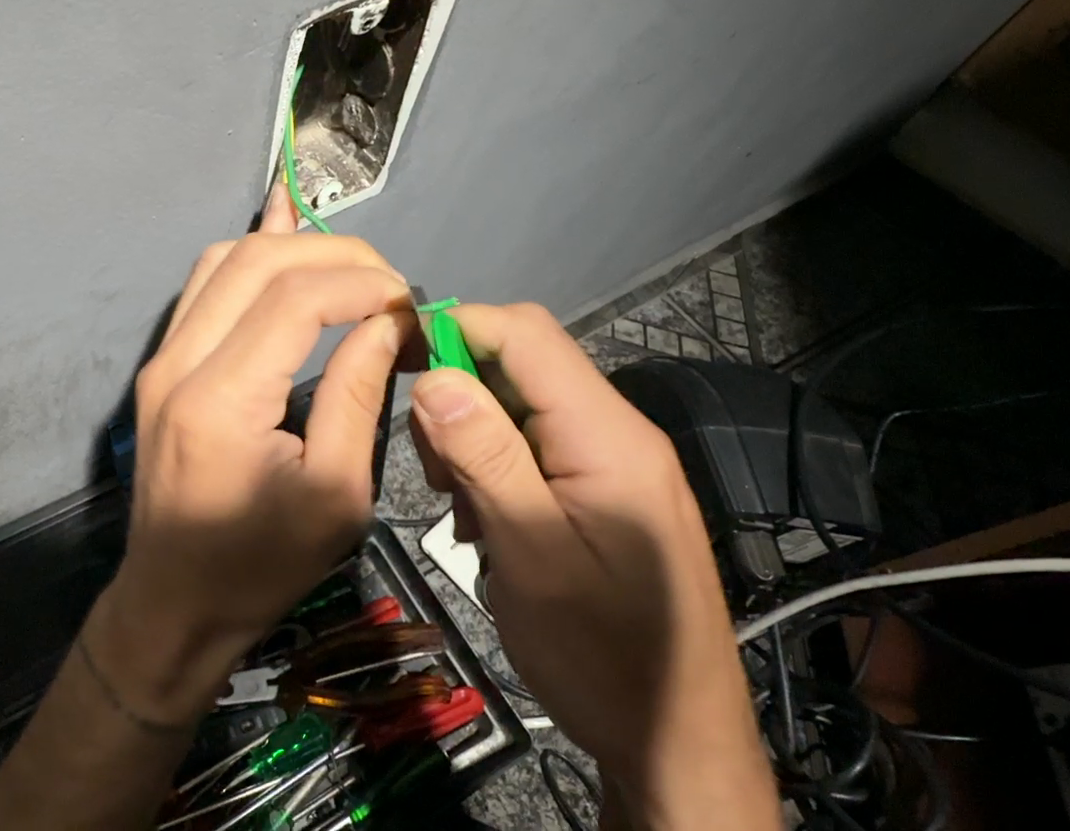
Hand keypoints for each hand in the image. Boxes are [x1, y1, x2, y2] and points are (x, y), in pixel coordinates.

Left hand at [84, 186, 413, 725]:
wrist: (174, 601)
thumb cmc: (260, 566)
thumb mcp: (333, 495)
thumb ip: (356, 396)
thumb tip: (387, 323)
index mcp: (221, 401)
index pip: (294, 299)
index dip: (361, 285)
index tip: (410, 304)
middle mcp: (178, 364)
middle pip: (255, 262)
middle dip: (333, 255)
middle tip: (389, 283)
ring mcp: (160, 360)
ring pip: (221, 261)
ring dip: (289, 250)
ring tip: (351, 272)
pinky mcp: (160, 366)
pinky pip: (203, 288)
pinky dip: (250, 262)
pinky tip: (288, 247)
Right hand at [408, 304, 775, 829]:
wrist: (675, 742)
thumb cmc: (599, 652)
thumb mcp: (531, 554)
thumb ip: (485, 457)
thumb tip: (435, 374)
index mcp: (607, 436)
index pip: (524, 334)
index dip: (454, 328)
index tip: (394, 363)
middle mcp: (615, 434)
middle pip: (520, 365)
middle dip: (458, 395)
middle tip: (434, 470)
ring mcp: (612, 465)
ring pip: (519, 407)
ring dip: (470, 439)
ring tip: (460, 508)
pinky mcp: (603, 494)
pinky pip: (534, 449)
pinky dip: (492, 469)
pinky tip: (483, 523)